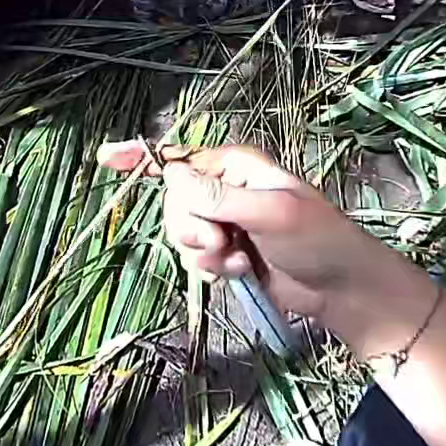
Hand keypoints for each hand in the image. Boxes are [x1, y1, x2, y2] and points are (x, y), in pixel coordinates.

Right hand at [95, 140, 426, 338]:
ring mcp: (223, 222)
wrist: (340, 287)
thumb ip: (219, 197)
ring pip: (181, 233)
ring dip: (205, 252)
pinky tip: (241, 271)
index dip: (141, 157)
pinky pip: (195, 258)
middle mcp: (223, 189)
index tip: (105, 159)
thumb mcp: (271, 213)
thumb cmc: (316, 238)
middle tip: (222, 241)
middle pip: (173, 201)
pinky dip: (213, 269)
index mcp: (235, 166)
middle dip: (192, 227)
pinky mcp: (225, 252)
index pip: (179, 158)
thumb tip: (171, 175)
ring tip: (238, 258)